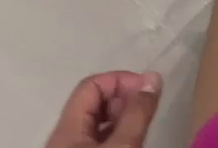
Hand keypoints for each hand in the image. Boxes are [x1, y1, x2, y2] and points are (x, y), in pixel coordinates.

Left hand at [44, 71, 161, 147]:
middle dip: (124, 99)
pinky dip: (116, 136)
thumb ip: (137, 112)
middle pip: (94, 102)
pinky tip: (130, 143)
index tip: (147, 91)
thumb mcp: (122, 146)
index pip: (92, 84)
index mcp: (66, 128)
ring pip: (97, 124)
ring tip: (141, 129)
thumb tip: (153, 76)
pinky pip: (96, 141)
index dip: (121, 80)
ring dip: (122, 119)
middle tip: (146, 111)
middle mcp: (63, 138)